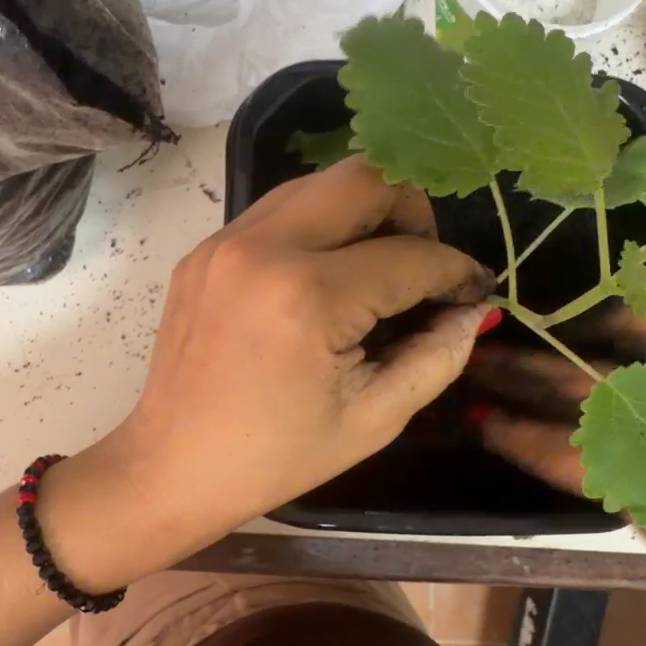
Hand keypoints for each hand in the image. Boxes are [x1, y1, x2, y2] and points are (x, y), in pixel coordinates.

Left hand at [81, 156, 493, 575]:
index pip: (409, 256)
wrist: (172, 466)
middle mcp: (262, 248)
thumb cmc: (274, 458)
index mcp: (307, 296)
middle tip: (423, 262)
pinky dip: (315, 226)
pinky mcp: (203, 251)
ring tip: (378, 264)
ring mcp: (224, 242)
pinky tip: (324, 274)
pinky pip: (275, 211)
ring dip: (361, 211)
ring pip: (316, 184)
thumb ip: (436, 356)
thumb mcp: (372, 420)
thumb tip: (471, 308)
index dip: (454, 272)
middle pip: (363, 178)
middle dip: (412, 210)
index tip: (472, 292)